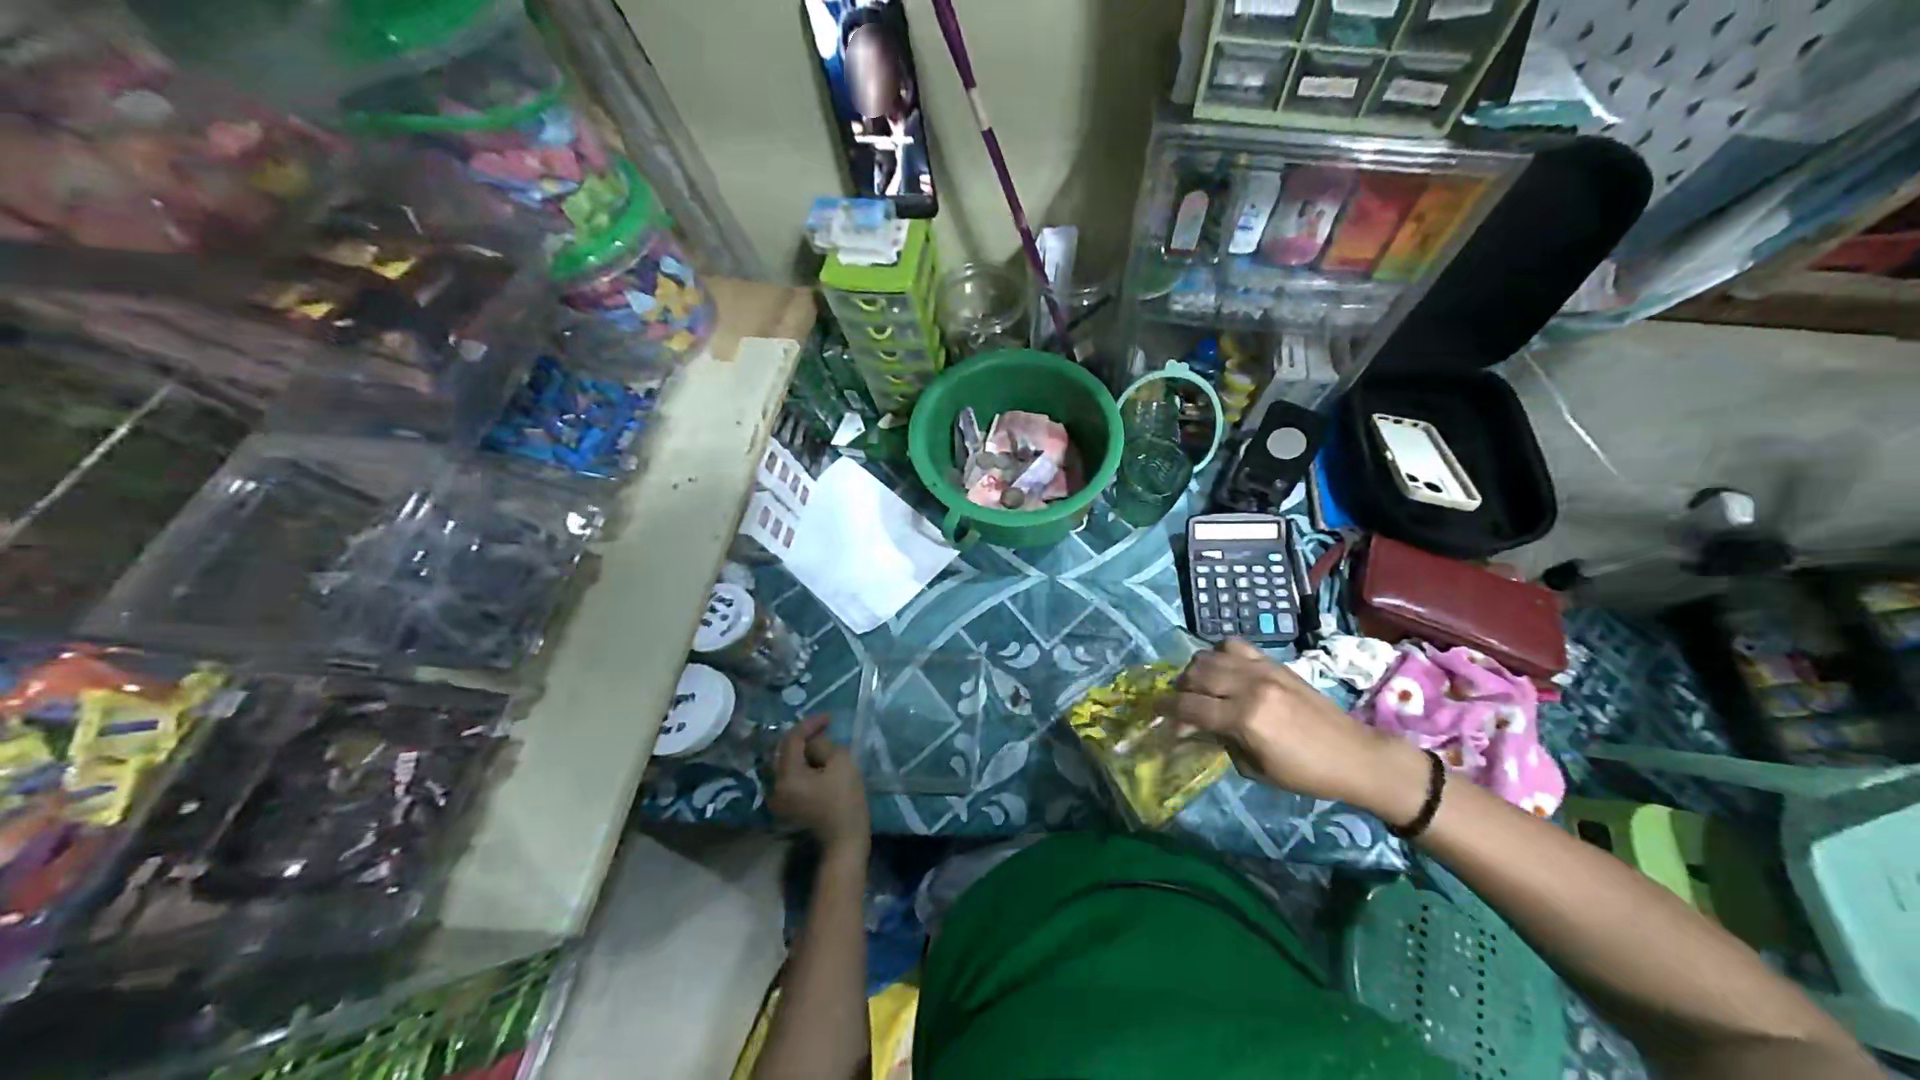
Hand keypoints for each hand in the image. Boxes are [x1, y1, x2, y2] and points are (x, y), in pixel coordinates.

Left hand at [770, 714, 869, 853]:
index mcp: (786, 776)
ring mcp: (778, 798)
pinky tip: (817, 761)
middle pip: (785, 751)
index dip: (810, 724)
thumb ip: (824, 745)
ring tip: (822, 742)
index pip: (792, 740)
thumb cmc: (845, 801)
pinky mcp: (787, 805)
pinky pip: (791, 776)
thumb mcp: (840, 763)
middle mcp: (775, 786)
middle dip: (804, 737)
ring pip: (787, 763)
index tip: (829, 717)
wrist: (845, 841)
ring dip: (803, 751)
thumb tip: (814, 744)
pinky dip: (802, 765)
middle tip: (824, 728)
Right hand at [1173, 639, 1429, 824]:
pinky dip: (1220, 653)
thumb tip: (1195, 726)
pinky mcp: (1275, 663)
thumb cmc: (1304, 774)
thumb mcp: (1254, 768)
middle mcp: (1249, 687)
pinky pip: (1235, 644)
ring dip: (1196, 670)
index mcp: (1244, 719)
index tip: (1154, 712)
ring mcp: (1263, 670)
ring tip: (1198, 686)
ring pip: (1210, 655)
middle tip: (1180, 704)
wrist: (1355, 755)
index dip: (1166, 710)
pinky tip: (1223, 669)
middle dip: (1179, 689)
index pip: (1189, 707)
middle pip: (1194, 674)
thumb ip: (1221, 741)